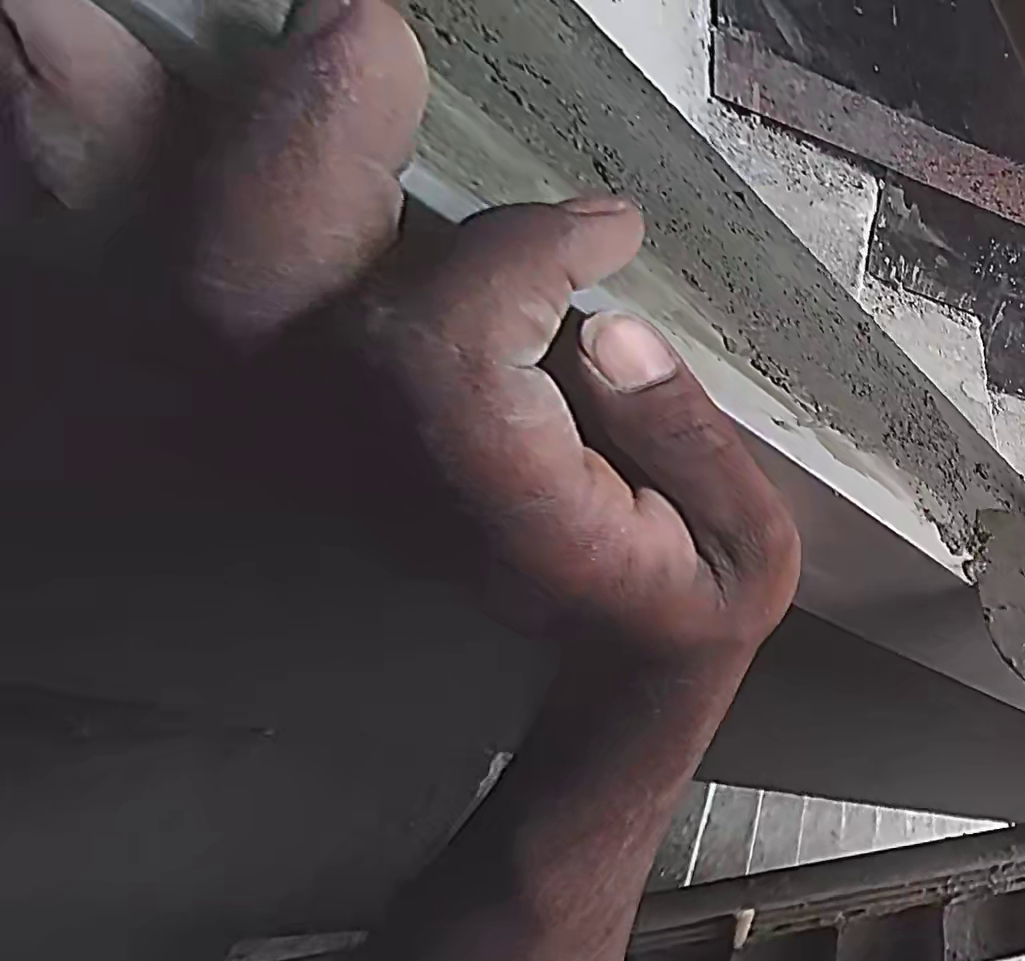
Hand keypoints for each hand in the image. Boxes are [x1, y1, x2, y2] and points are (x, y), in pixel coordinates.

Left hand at [1, 0, 798, 670]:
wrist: (637, 650)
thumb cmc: (705, 599)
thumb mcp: (751, 545)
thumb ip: (696, 448)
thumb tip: (615, 329)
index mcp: (532, 527)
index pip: (460, 369)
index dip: (522, 262)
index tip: (616, 225)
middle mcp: (411, 500)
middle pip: (296, 323)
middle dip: (314, 159)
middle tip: (366, 30)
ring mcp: (349, 480)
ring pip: (189, 324)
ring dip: (126, 164)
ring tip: (88, 27)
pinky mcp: (337, 455)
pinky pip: (184, 334)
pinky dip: (108, 213)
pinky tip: (96, 103)